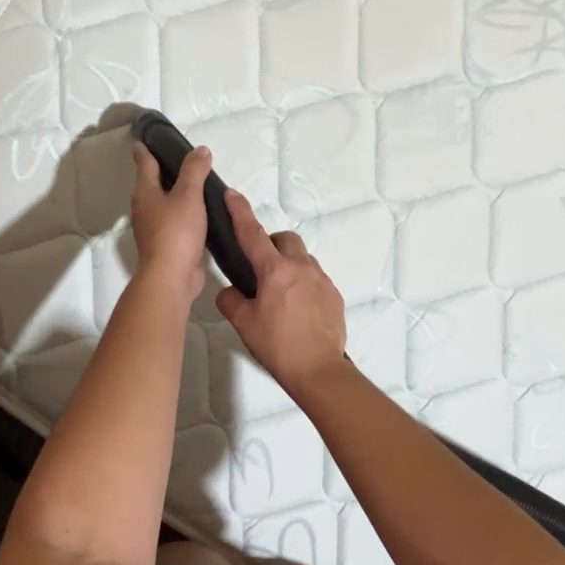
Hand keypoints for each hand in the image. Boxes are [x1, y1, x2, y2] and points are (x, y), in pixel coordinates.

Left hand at [131, 142, 211, 304]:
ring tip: (196, 184)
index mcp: (145, 193)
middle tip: (182, 159)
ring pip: (165, 204)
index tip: (143, 140)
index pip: (145, 164)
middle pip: (153, 184)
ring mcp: (155, 229)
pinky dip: (186, 214)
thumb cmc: (176, 232)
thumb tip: (200, 150)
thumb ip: (195, 171)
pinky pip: (177, 222)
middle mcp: (145, 209)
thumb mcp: (188, 195)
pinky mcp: (168, 245)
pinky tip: (201, 213)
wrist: (171, 277)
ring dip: (177, 194)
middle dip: (163, 172)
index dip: (145, 150)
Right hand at [214, 189, 349, 393]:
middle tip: (260, 268)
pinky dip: (302, 285)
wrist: (319, 371)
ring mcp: (322, 281)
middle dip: (271, 244)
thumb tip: (230, 292)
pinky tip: (296, 311)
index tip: (231, 194)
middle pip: (285, 239)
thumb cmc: (278, 346)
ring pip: (302, 259)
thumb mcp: (244, 324)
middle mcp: (301, 268)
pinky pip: (315, 279)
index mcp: (275, 271)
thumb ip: (231, 301)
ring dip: (288, 266)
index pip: (252, 234)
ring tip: (278, 294)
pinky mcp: (334, 296)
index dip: (239, 212)